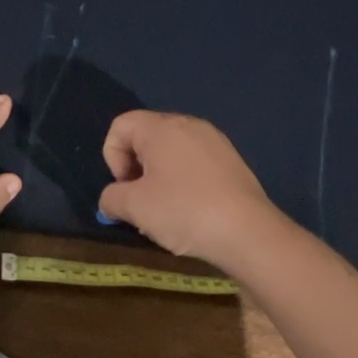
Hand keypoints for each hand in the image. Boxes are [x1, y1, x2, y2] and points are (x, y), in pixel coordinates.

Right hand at [97, 110, 286, 265]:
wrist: (246, 232)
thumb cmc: (183, 211)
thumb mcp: (133, 207)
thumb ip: (110, 198)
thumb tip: (111, 200)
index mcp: (162, 128)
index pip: (120, 126)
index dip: (112, 157)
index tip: (124, 187)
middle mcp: (190, 125)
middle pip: (146, 137)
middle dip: (134, 169)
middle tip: (140, 201)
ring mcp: (214, 142)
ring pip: (170, 152)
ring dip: (157, 178)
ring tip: (163, 210)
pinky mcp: (231, 161)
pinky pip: (193, 163)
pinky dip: (181, 182)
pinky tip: (189, 211)